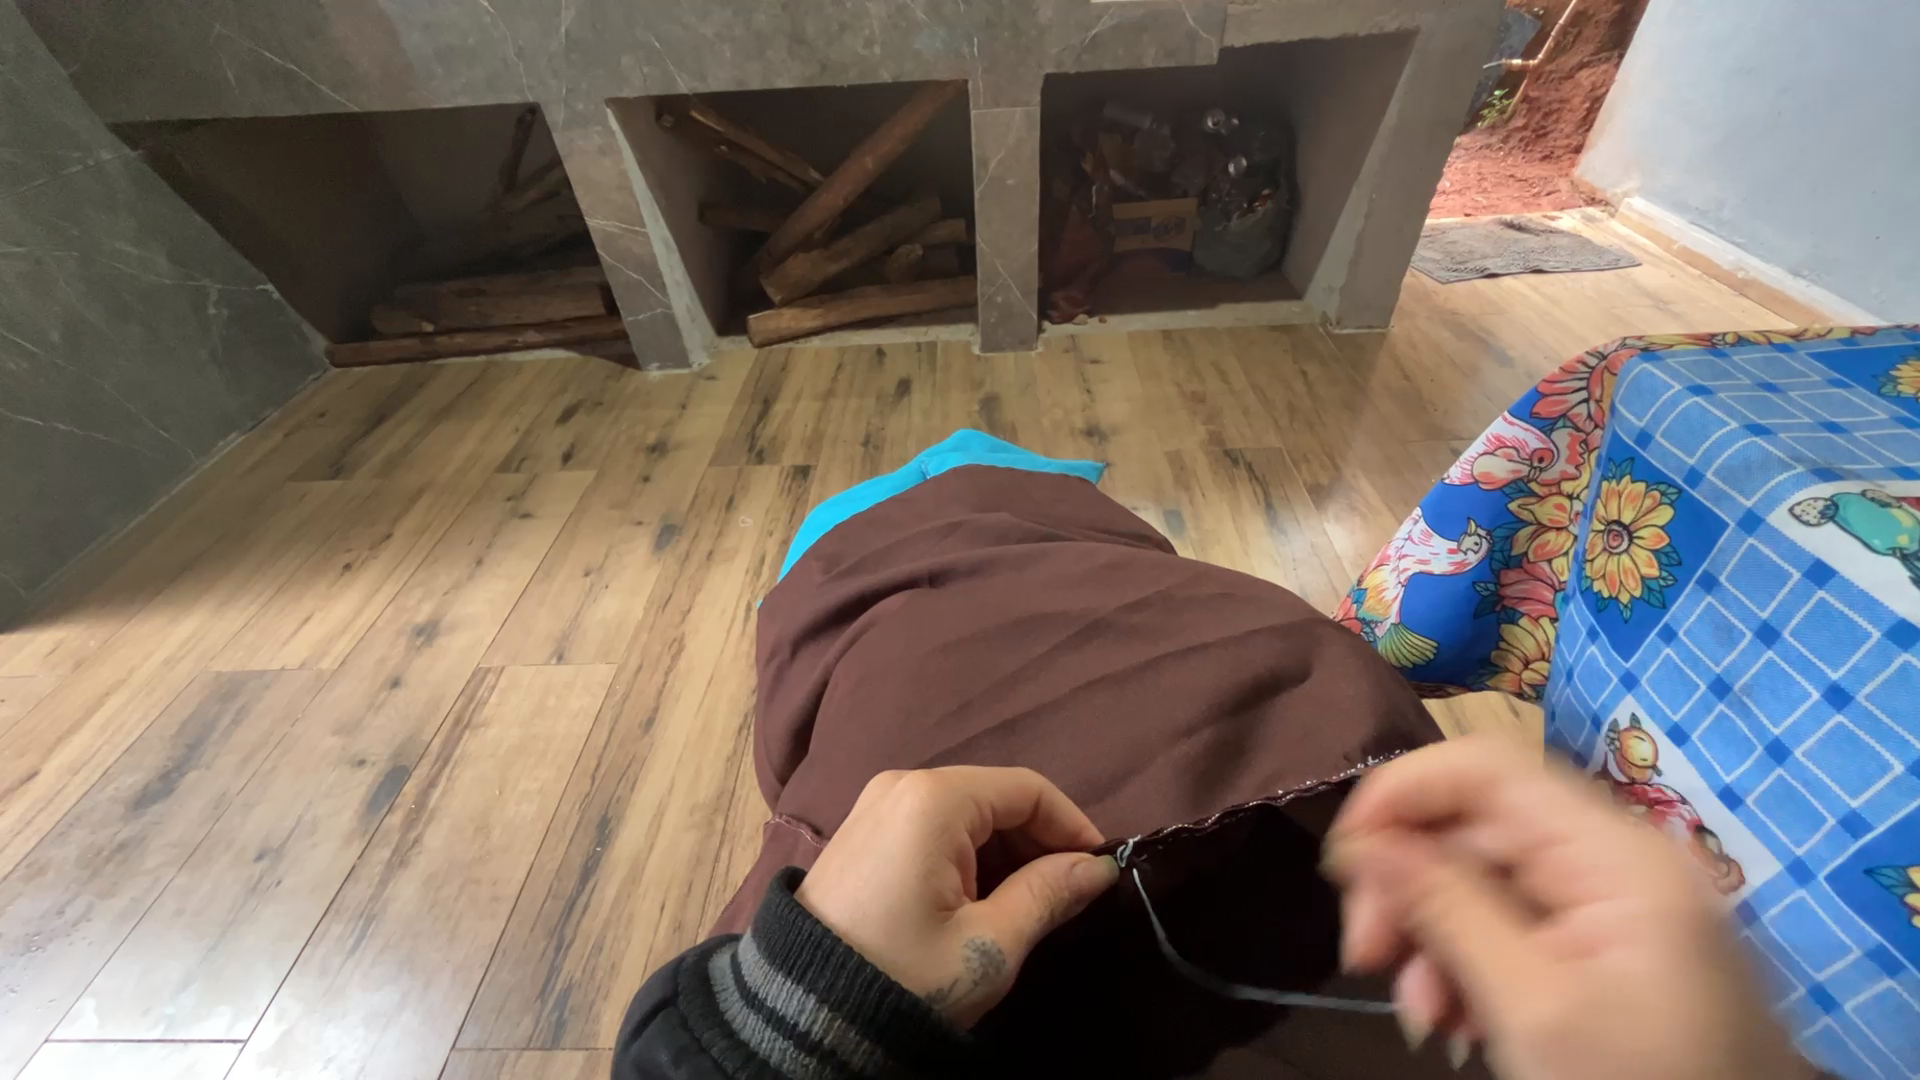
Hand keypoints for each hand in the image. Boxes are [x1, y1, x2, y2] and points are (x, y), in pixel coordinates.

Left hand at [796, 767, 1119, 1027]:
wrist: (798, 1014)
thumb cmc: (902, 975)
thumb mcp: (986, 945)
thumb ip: (1048, 895)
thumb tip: (1097, 868)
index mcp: (935, 799)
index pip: (1027, 789)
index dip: (1072, 824)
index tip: (1101, 870)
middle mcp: (905, 783)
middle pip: (996, 797)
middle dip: (1038, 841)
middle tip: (1067, 896)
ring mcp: (879, 802)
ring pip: (967, 812)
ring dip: (1005, 851)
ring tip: (1027, 905)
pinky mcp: (866, 827)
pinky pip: (934, 825)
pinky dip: (969, 854)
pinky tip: (980, 898)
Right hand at [1322, 738, 1814, 1079]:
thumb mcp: (1530, 1005)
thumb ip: (1442, 905)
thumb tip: (1358, 841)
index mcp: (1615, 854)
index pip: (1483, 767)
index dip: (1401, 790)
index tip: (1347, 851)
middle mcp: (1606, 856)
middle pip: (1466, 827)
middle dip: (1403, 884)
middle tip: (1363, 949)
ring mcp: (1599, 899)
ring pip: (1468, 874)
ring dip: (1422, 931)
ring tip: (1414, 1007)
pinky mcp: (1590, 939)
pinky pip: (1493, 917)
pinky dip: (1455, 957)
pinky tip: (1446, 1014)